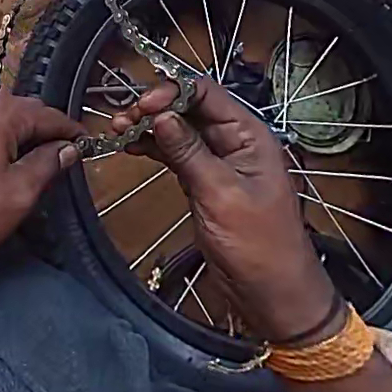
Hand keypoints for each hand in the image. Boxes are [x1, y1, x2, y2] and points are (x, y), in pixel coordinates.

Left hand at [0, 94, 83, 266]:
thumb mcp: (18, 192)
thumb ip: (47, 164)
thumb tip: (68, 148)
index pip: (45, 114)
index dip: (69, 129)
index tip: (86, 143)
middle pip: (22, 109)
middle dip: (45, 127)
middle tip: (66, 150)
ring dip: (21, 130)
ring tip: (38, 154)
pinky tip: (4, 155)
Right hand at [112, 78, 337, 340]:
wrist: (274, 299)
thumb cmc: (259, 246)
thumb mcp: (221, 194)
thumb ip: (189, 151)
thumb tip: (160, 115)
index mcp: (248, 135)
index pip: (205, 94)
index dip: (171, 92)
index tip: (142, 105)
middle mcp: (231, 140)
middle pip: (187, 107)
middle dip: (153, 108)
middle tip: (123, 119)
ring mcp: (215, 159)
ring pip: (176, 128)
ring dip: (147, 126)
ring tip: (118, 129)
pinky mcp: (200, 178)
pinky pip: (172, 150)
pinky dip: (151, 146)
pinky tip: (130, 145)